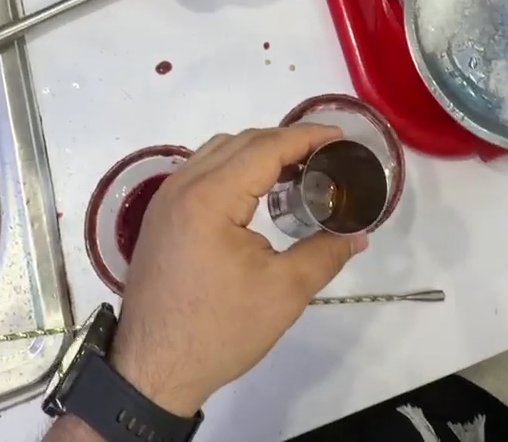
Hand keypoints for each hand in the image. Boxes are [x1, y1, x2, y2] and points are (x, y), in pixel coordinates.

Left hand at [111, 127, 365, 415]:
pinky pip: (203, 169)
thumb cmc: (218, 331)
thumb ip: (324, 254)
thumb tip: (357, 233)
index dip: (305, 136)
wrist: (150, 371)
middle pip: (242, 142)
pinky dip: (235, 166)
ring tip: (297, 170)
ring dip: (258, 151)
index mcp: (210, 197)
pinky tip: (258, 190)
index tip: (339, 136)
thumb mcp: (282, 293)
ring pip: (219, 151)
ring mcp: (167, 197)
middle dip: (285, 141)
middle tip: (325, 156)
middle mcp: (183, 184)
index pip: (265, 147)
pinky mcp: (163, 213)